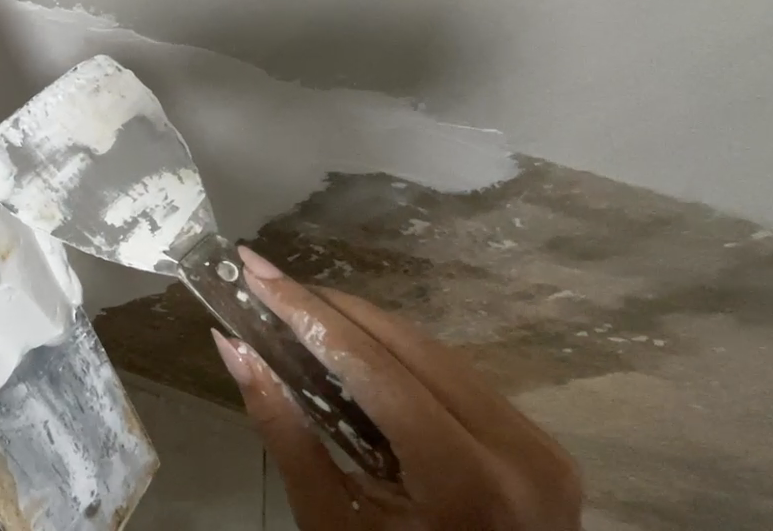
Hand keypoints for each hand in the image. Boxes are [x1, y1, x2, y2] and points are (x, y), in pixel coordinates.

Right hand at [214, 247, 582, 529]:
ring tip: (296, 307)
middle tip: (264, 280)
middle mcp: (517, 452)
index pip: (371, 367)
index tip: (252, 267)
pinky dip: (394, 350)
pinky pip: (453, 373)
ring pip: (431, 350)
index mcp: (467, 482)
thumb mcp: (330, 519)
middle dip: (326, 306)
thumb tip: (233, 346)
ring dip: (358, 323)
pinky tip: (349, 344)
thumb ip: (283, 428)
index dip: (304, 311)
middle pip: (405, 345)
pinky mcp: (539, 444)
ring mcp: (538, 447)